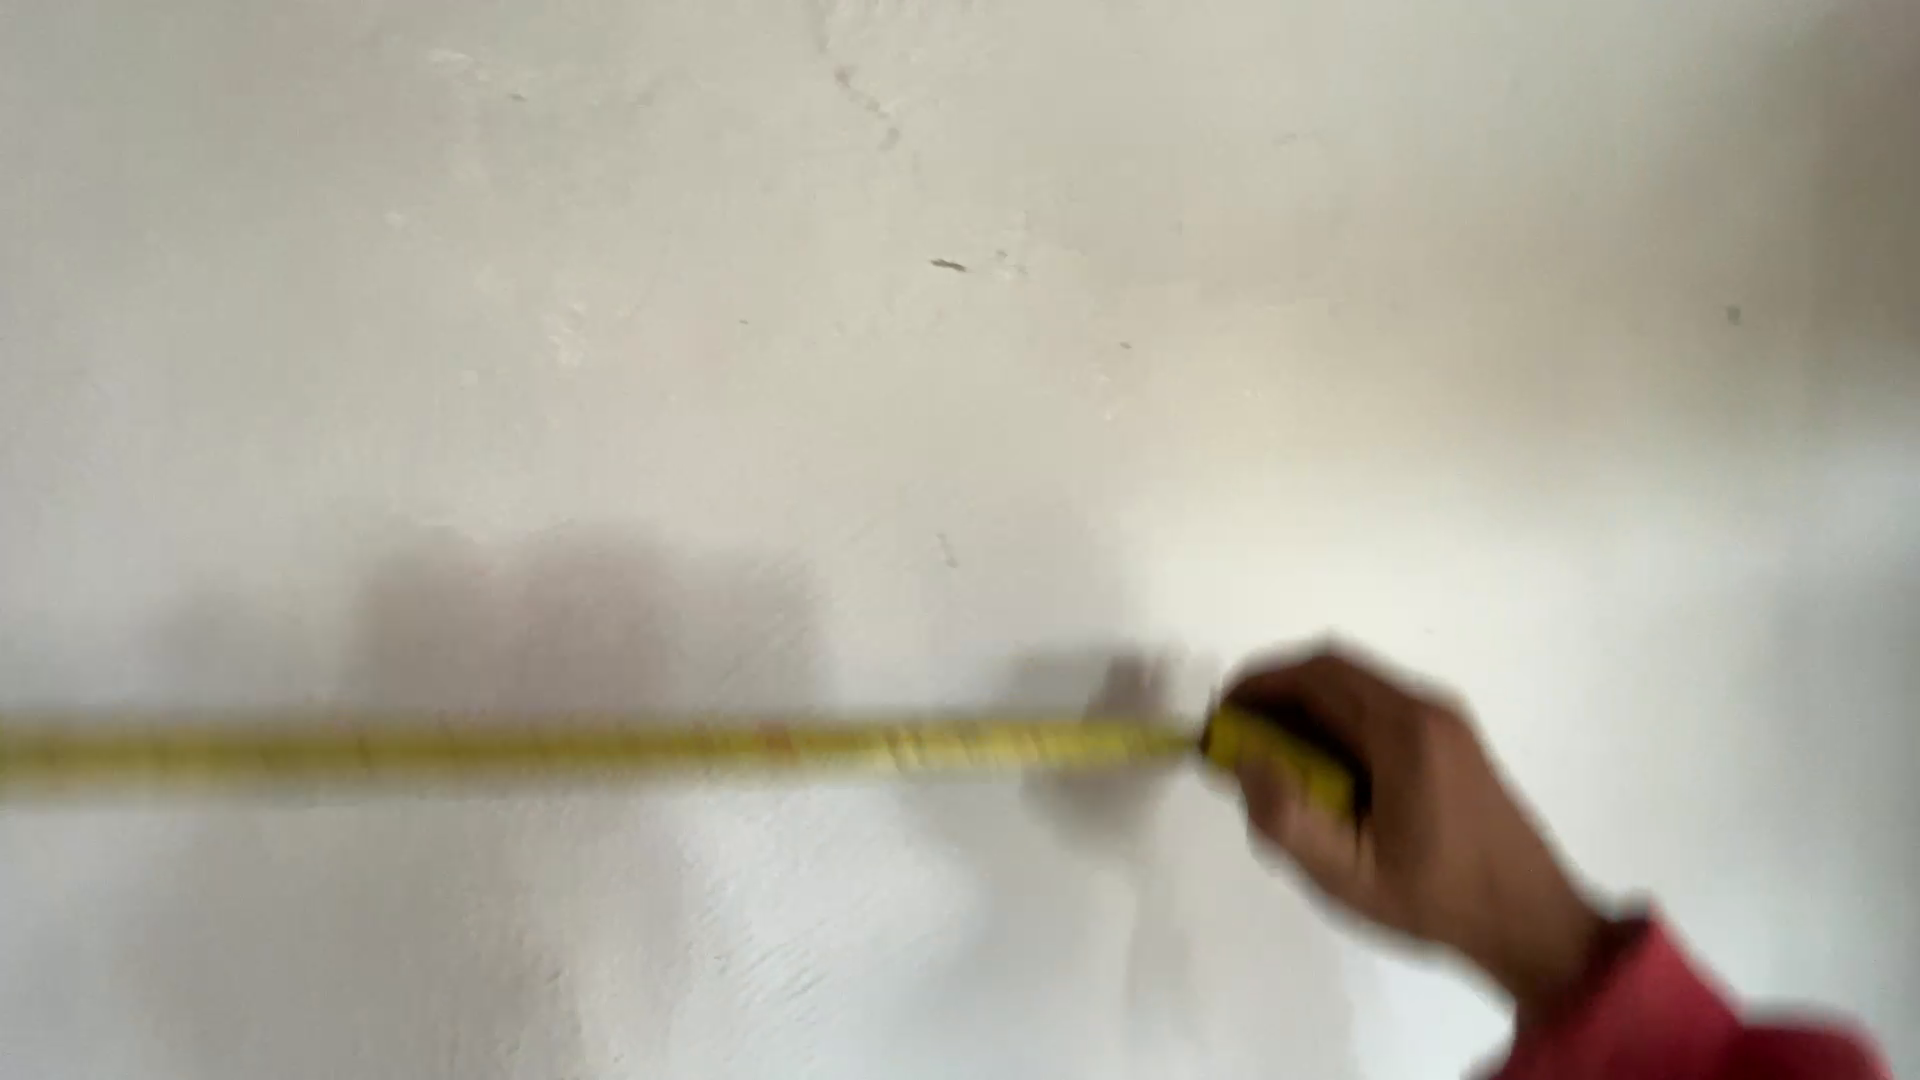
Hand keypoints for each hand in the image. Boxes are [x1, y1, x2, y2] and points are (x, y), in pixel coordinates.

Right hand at [1225, 647, 1605, 1020]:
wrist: (1537, 929)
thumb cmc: (1435, 900)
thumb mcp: (1345, 874)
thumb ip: (1282, 815)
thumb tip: (1241, 758)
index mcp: (1404, 730)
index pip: (1315, 673)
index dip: (1258, 682)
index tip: (1222, 714)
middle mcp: (1425, 707)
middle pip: (1331, 669)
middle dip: (1273, 691)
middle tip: (1238, 732)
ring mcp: (1442, 719)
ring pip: (1351, 685)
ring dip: (1300, 704)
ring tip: (1270, 751)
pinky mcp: (1447, 736)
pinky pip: (1372, 705)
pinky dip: (1329, 718)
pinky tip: (1318, 766)